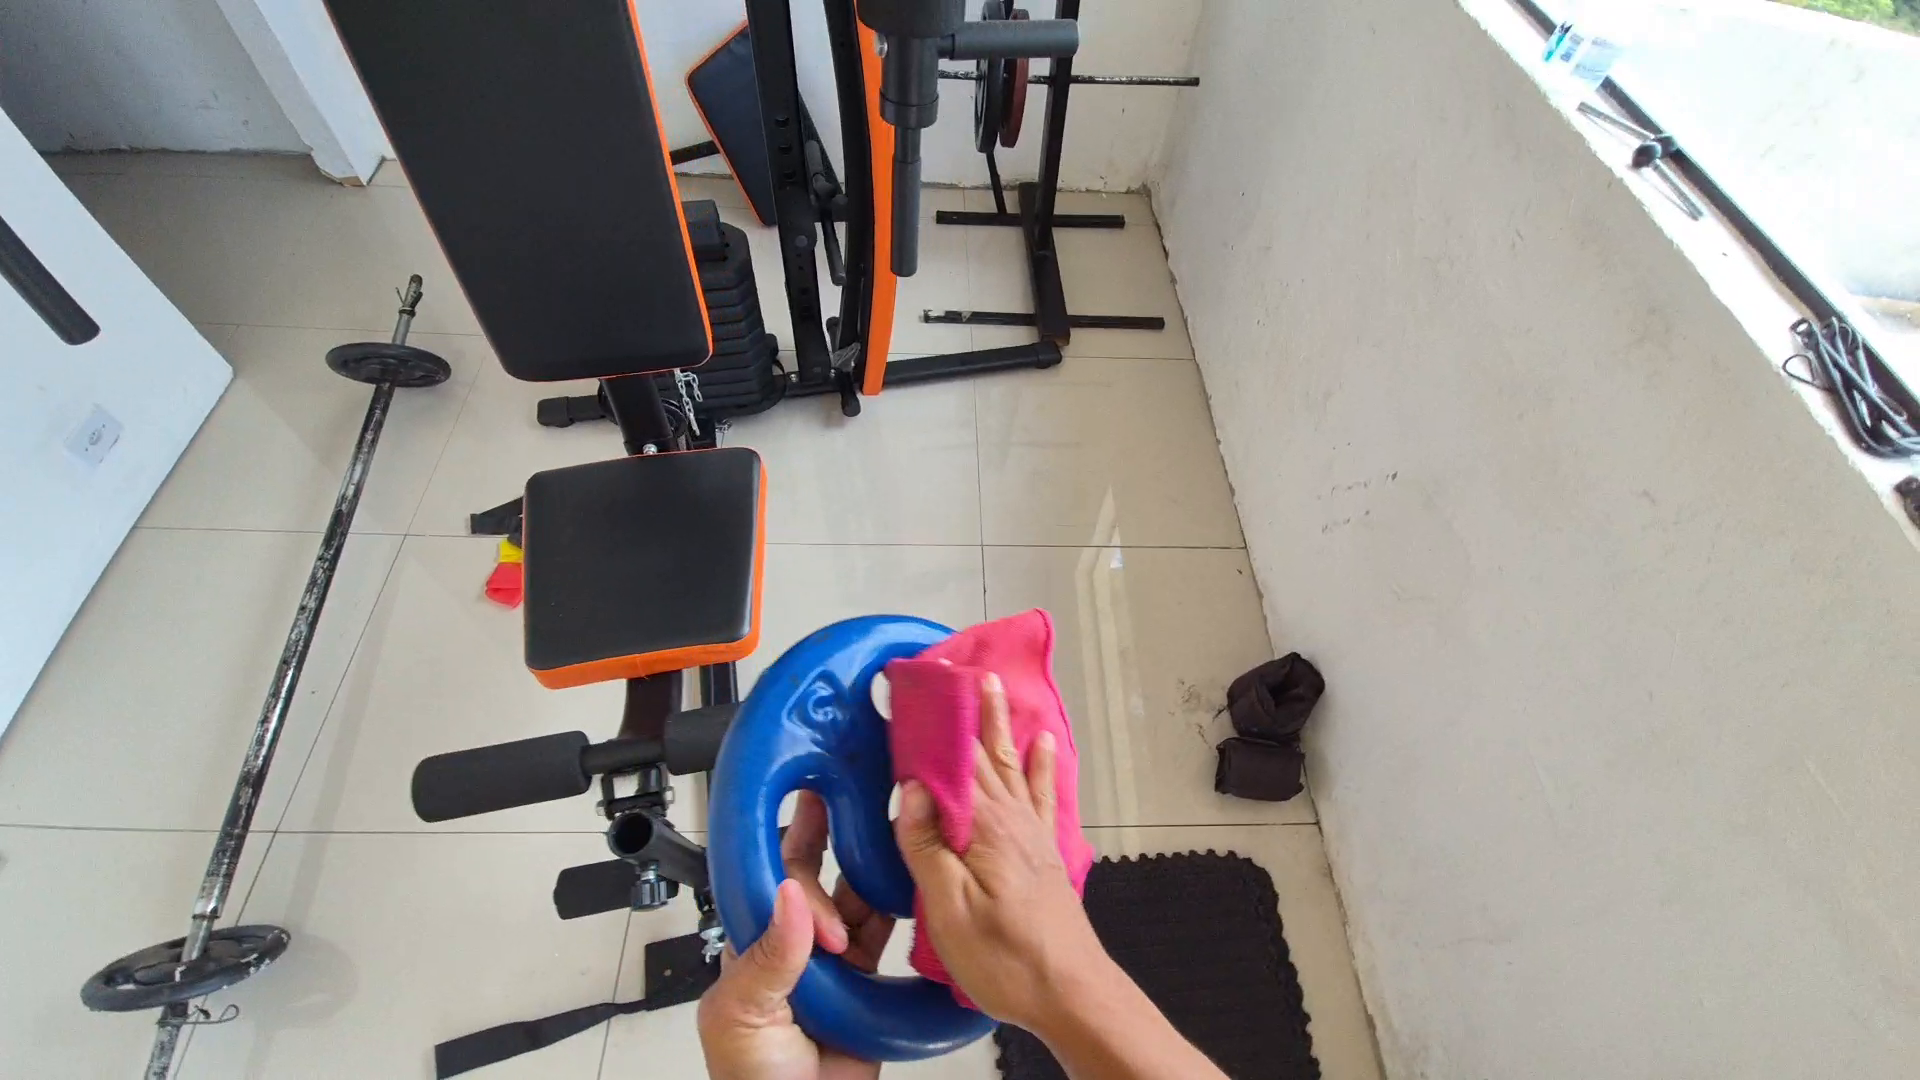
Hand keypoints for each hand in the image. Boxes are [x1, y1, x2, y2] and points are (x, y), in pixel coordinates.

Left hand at [698, 793, 892, 1079]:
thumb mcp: (744, 1020)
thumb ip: (767, 960)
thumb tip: (790, 896)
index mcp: (754, 941)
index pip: (773, 876)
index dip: (797, 849)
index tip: (818, 822)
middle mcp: (791, 940)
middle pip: (810, 872)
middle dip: (827, 831)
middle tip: (843, 789)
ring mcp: (830, 955)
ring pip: (852, 891)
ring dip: (866, 866)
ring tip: (884, 829)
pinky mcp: (863, 972)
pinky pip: (880, 924)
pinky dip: (894, 902)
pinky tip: (904, 879)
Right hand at [892, 674, 1110, 1031]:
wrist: (1071, 992)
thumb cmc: (1005, 957)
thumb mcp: (949, 910)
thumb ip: (927, 845)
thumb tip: (911, 786)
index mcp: (982, 825)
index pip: (949, 761)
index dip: (928, 724)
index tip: (910, 689)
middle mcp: (1009, 815)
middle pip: (979, 752)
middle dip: (960, 710)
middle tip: (945, 671)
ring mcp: (1030, 829)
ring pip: (1010, 761)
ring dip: (998, 722)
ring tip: (990, 685)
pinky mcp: (1044, 847)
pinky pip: (1041, 791)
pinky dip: (1041, 763)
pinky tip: (1044, 742)